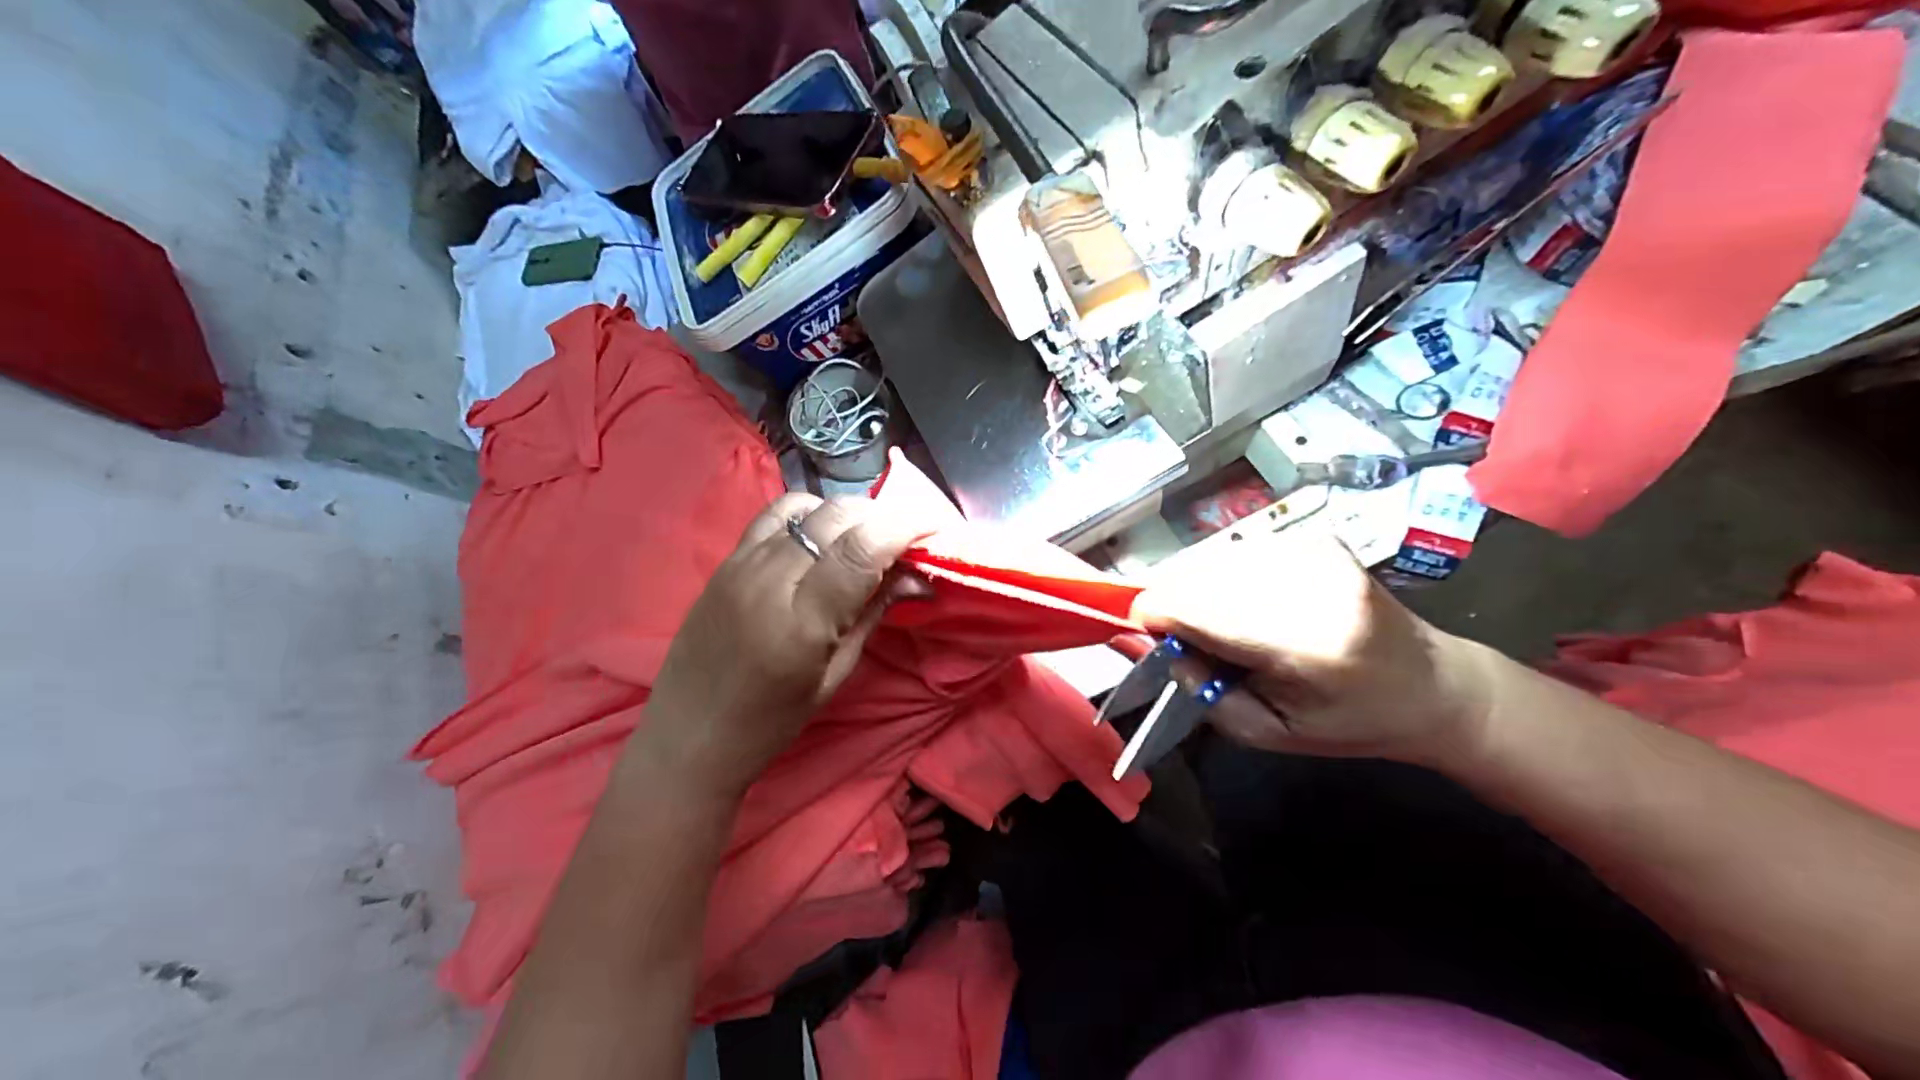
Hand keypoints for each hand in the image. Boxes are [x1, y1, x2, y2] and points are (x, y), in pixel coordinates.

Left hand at [636, 494, 936, 795]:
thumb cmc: (771, 721)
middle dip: (882, 517)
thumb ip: (873, 614)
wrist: (689, 734)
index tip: (933, 529)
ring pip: (808, 505)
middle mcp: (770, 579)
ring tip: (864, 537)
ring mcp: (742, 563)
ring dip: (848, 513)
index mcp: (803, 621)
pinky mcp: (726, 559)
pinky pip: (773, 514)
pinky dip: (808, 513)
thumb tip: (918, 576)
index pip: (863, 548)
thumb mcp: (835, 675)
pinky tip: (820, 535)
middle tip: (904, 538)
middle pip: (838, 515)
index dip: (906, 527)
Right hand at [1128, 531, 1494, 767]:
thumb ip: (1195, 688)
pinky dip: (1225, 578)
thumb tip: (1135, 640)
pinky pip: (1236, 551)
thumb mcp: (1265, 732)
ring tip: (1227, 626)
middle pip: (1194, 575)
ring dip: (1198, 590)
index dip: (1154, 617)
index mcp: (1304, 643)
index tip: (1148, 639)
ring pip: (1210, 559)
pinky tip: (1251, 604)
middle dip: (1174, 605)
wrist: (1431, 683)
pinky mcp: (1313, 536)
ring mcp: (1313, 550)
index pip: (1193, 606)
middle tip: (1192, 642)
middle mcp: (1308, 582)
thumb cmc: (1348, 721)